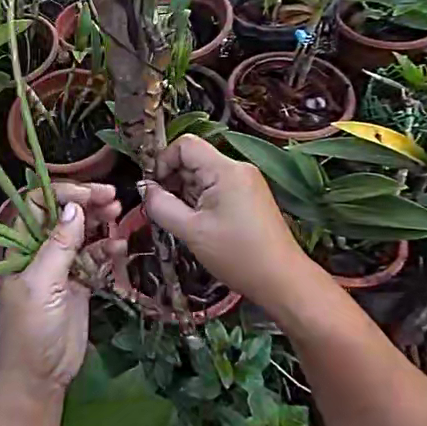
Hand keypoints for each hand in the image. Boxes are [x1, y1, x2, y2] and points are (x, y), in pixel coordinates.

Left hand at [0, 182, 124, 397]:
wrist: (40, 378)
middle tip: (112, 199)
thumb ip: (58, 246)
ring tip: (119, 215)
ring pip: (82, 233)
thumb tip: (73, 207)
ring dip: (100, 221)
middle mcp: (40, 251)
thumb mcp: (40, 286)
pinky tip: (119, 246)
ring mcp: (62, 266)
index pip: (38, 205)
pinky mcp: (80, 283)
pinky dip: (107, 248)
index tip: (88, 194)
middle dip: (86, 202)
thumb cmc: (30, 331)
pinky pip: (95, 257)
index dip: (62, 194)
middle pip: (63, 215)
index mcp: (20, 247)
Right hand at [140, 135, 326, 310]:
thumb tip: (144, 188)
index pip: (185, 144)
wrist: (282, 281)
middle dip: (173, 180)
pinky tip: (199, 224)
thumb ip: (161, 205)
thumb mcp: (191, 231)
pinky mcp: (249, 196)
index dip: (163, 161)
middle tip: (165, 209)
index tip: (155, 189)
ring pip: (203, 174)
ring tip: (183, 221)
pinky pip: (216, 187)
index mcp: (225, 170)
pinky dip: (201, 200)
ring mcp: (246, 182)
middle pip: (194, 159)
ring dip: (186, 193)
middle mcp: (238, 168)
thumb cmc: (237, 255)